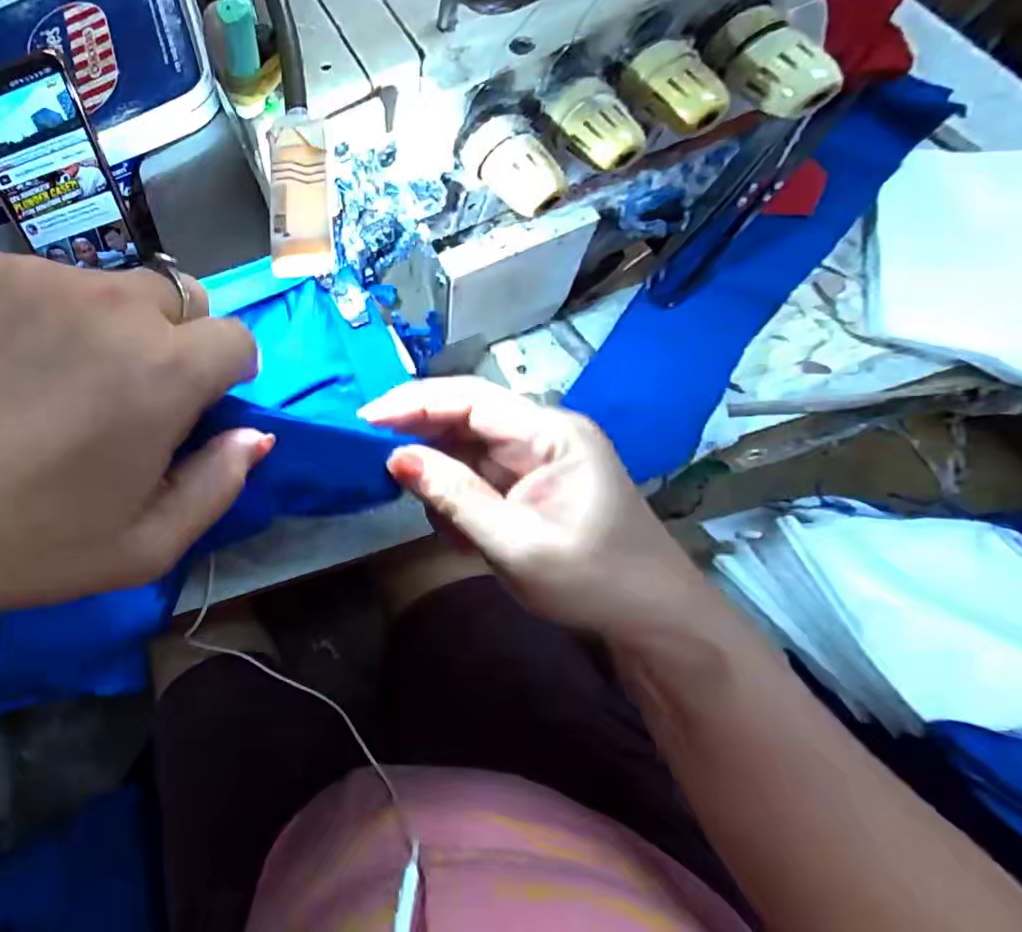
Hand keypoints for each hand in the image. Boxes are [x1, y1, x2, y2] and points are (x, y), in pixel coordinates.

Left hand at [0, 252, 269, 644]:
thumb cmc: (20, 550)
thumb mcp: (142, 548)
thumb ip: (218, 485)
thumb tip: (255, 433)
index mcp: (162, 371)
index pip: (235, 337)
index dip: (221, 376)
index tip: (188, 408)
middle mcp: (109, 302)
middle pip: (175, 298)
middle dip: (167, 341)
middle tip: (113, 395)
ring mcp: (32, 275)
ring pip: (101, 286)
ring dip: (98, 325)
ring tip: (40, 384)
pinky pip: (29, 279)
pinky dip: (30, 313)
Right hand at [360, 377, 711, 642]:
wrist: (655, 622)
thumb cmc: (594, 582)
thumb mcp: (515, 544)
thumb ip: (453, 497)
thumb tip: (395, 457)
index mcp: (551, 434)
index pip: (470, 399)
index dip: (414, 403)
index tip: (366, 419)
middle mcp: (543, 432)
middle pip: (465, 412)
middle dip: (419, 431)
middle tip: (371, 451)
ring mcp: (537, 456)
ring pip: (466, 443)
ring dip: (439, 472)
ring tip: (440, 521)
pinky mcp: (529, 480)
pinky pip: (477, 470)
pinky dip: (456, 493)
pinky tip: (461, 533)